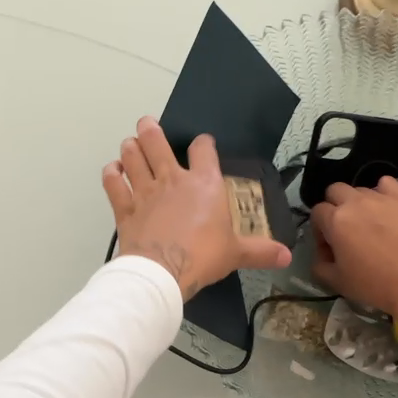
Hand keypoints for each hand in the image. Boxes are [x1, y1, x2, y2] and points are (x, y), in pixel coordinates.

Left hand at [104, 117, 291, 299]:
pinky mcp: (124, 208)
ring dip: (130, 148)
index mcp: (204, 183)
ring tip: (130, 145)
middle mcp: (172, 179)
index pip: (204, 150)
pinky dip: (111, 175)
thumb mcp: (236, 254)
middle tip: (147, 124)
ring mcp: (145, 191)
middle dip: (150, 129)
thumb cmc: (203, 257)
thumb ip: (260, 251)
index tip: (202, 144)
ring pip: (131, 156)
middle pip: (156, 141)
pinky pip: (113, 184)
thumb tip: (286, 255)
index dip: (203, 143)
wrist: (163, 272)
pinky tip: (113, 172)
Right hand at [312, 178, 397, 319]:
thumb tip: (322, 254)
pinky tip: (385, 208)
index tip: (329, 246)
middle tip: (343, 230)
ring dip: (357, 203)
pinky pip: (387, 183)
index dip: (319, 229)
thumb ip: (319, 264)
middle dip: (334, 207)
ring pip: (360, 189)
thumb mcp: (336, 282)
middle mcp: (355, 202)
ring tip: (367, 223)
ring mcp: (381, 198)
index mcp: (336, 221)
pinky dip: (382, 192)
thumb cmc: (373, 284)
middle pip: (334, 191)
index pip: (317, 212)